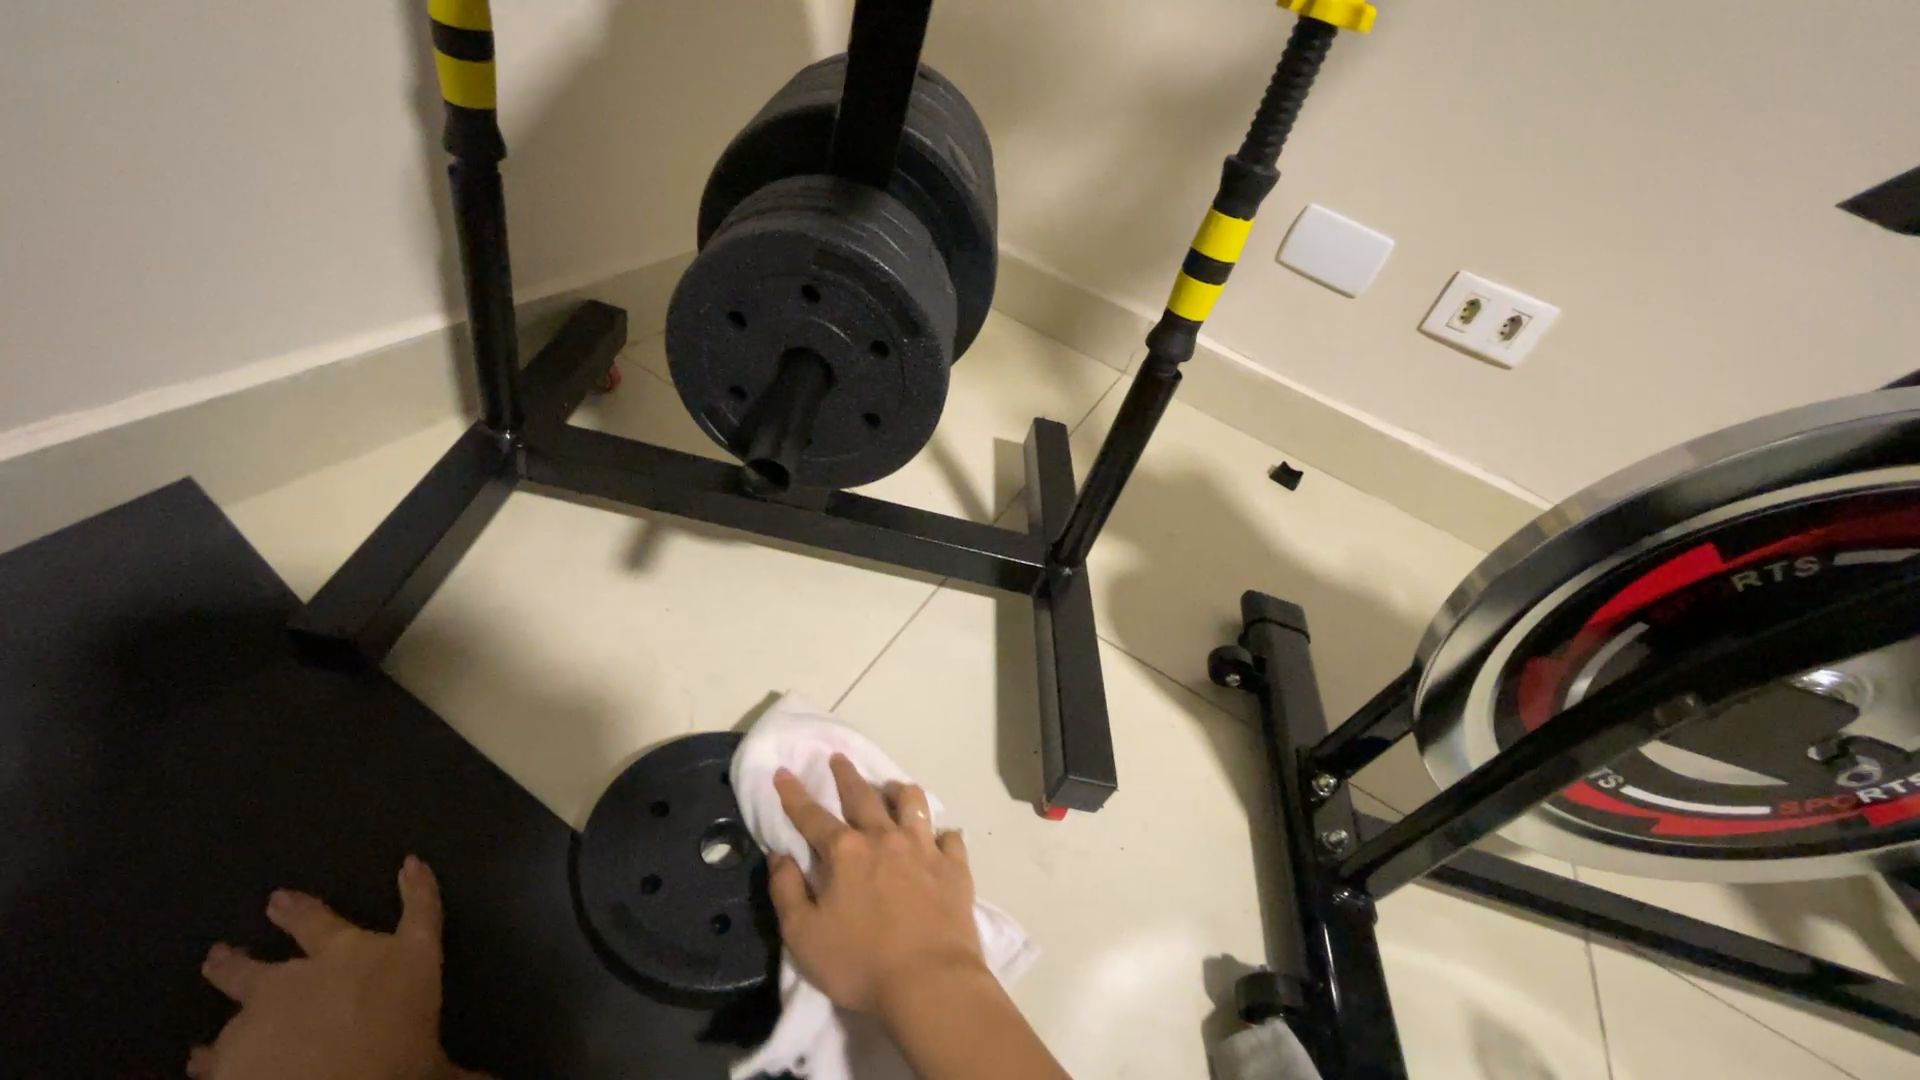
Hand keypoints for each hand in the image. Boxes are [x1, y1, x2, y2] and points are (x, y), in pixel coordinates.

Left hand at [190, 857, 476, 1079]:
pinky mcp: (234, 1039)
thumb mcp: (434, 1065)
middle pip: (318, 925)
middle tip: (274, 900)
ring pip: (249, 974)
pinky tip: (196, 1054)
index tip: (411, 863)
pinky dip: (210, 1051)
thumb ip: (451, 1068)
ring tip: (217, 957)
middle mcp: (341, 962)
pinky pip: (218, 1044)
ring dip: (233, 965)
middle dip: (297, 912)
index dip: (419, 885)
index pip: (423, 910)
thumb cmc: (397, 1065)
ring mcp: (281, 995)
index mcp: (403, 960)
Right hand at [769, 755, 982, 1013]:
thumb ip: (787, 891)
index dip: (793, 794)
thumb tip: (780, 856)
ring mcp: (923, 848)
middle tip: (839, 758)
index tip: (783, 771)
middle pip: (863, 795)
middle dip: (846, 774)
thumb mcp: (804, 936)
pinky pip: (950, 837)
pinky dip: (941, 833)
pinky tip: (939, 837)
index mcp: (845, 852)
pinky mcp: (954, 866)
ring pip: (912, 803)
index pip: (811, 815)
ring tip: (893, 788)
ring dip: (898, 791)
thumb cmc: (860, 962)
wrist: (929, 981)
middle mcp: (884, 838)